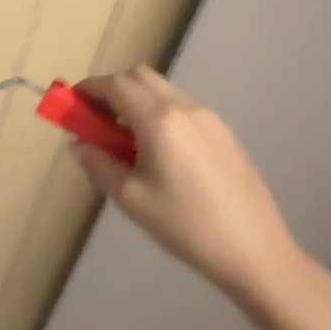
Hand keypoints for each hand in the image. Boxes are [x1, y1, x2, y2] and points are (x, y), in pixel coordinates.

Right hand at [70, 68, 307, 299]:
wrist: (258, 253)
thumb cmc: (186, 226)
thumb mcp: (131, 198)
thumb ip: (98, 164)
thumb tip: (79, 144)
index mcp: (158, 119)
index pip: (114, 84)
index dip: (89, 89)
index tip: (72, 105)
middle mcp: (184, 107)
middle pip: (139, 76)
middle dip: (112, 90)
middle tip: (98, 121)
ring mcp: (209, 118)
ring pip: (162, 90)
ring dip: (137, 101)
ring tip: (128, 141)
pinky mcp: (225, 133)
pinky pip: (183, 107)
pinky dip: (160, 113)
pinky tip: (161, 152)